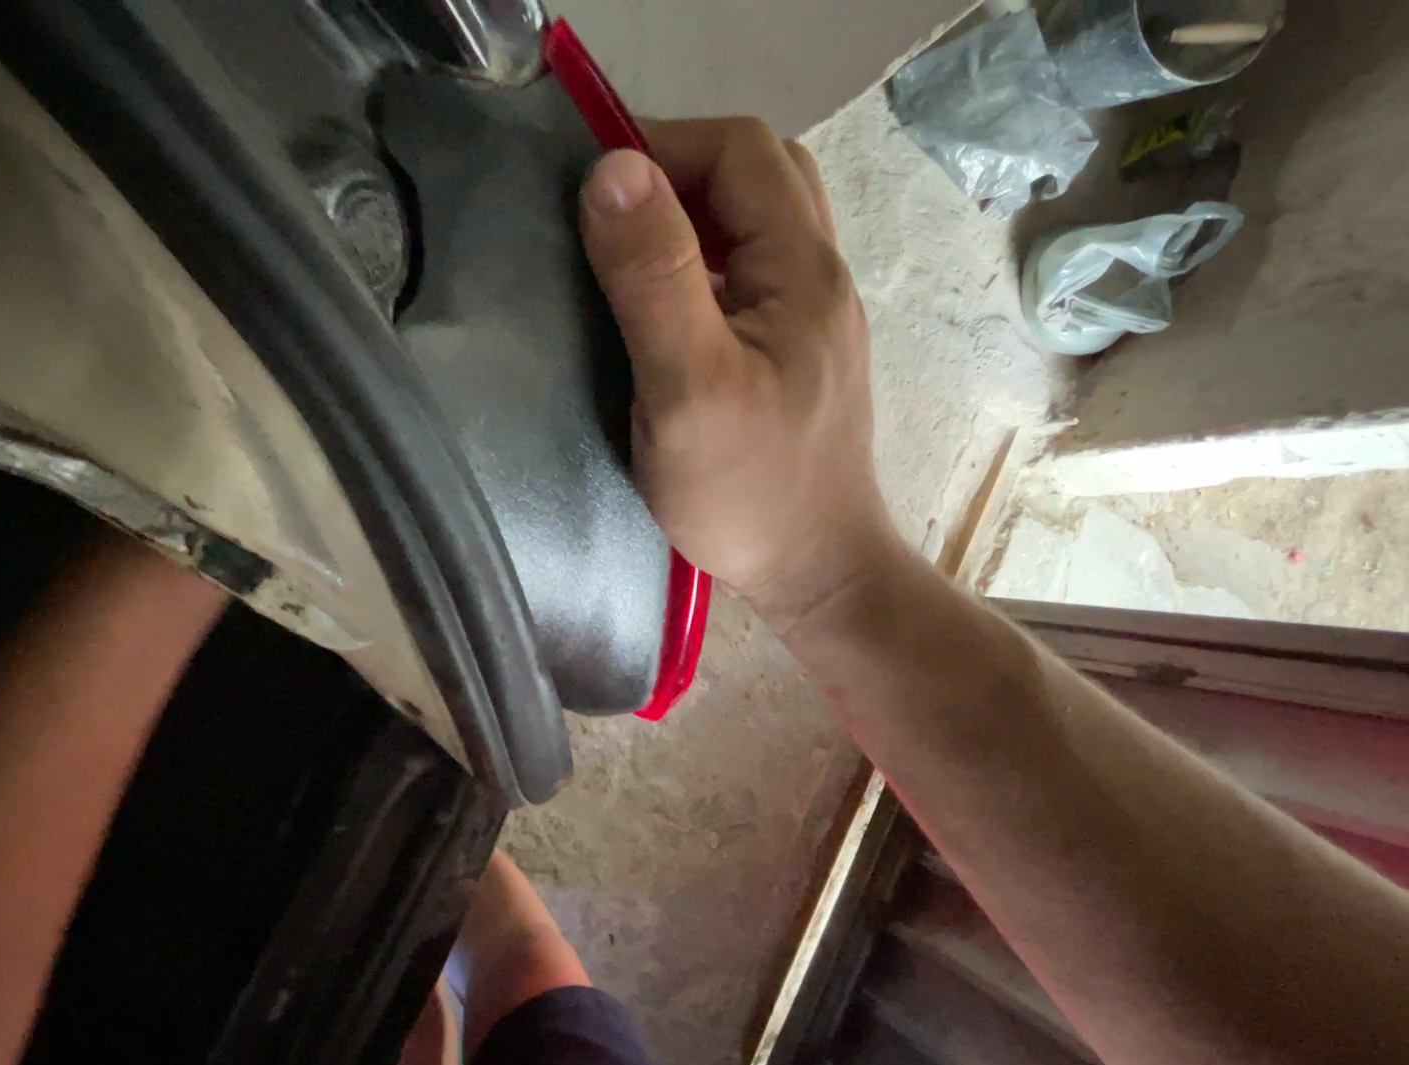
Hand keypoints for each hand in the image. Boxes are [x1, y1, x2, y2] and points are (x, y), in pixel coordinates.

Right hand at [579, 119, 904, 634]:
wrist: (814, 572)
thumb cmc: (746, 492)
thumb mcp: (688, 385)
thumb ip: (654, 278)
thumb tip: (612, 171)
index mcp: (802, 271)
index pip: (740, 153)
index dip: (663, 148)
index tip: (590, 191)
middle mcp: (818, 278)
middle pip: (756, 176)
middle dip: (676, 174)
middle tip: (606, 218)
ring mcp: (808, 317)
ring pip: (755, 224)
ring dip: (689, 217)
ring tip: (623, 254)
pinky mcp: (791, 353)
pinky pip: (748, 274)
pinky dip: (700, 262)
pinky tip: (658, 306)